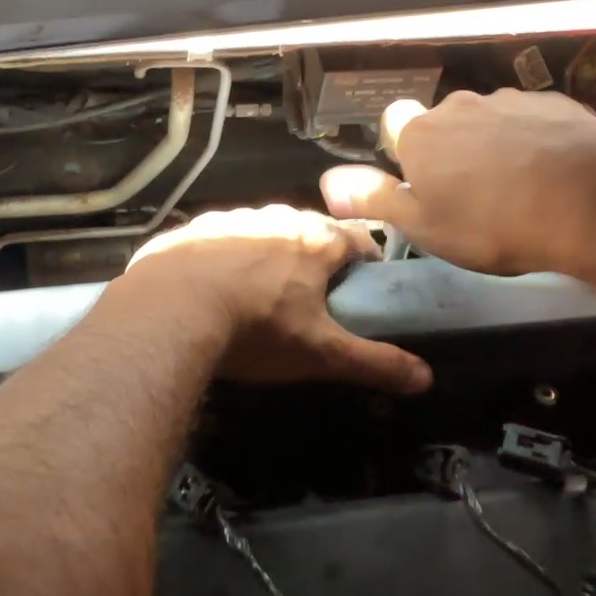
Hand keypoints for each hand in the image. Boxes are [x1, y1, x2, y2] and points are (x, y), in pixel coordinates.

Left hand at [122, 206, 431, 394]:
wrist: (169, 310)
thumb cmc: (257, 328)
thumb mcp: (321, 353)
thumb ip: (374, 362)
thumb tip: (426, 377)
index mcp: (316, 239)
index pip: (360, 239)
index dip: (367, 264)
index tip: (364, 291)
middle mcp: (276, 217)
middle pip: (310, 233)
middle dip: (316, 261)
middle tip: (311, 301)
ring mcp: (230, 218)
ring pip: (263, 234)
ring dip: (269, 257)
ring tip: (258, 298)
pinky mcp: (190, 229)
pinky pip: (219, 242)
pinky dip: (224, 260)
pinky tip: (212, 290)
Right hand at [319, 90, 595, 275]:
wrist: (590, 207)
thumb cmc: (492, 224)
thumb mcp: (423, 225)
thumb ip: (373, 198)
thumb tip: (326, 181)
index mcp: (421, 134)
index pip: (394, 122)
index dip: (405, 149)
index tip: (423, 180)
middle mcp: (460, 106)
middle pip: (444, 122)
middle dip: (452, 148)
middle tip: (472, 193)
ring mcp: (511, 101)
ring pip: (490, 120)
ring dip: (494, 144)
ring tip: (518, 187)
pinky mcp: (556, 105)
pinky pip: (532, 121)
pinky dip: (534, 141)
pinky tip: (552, 174)